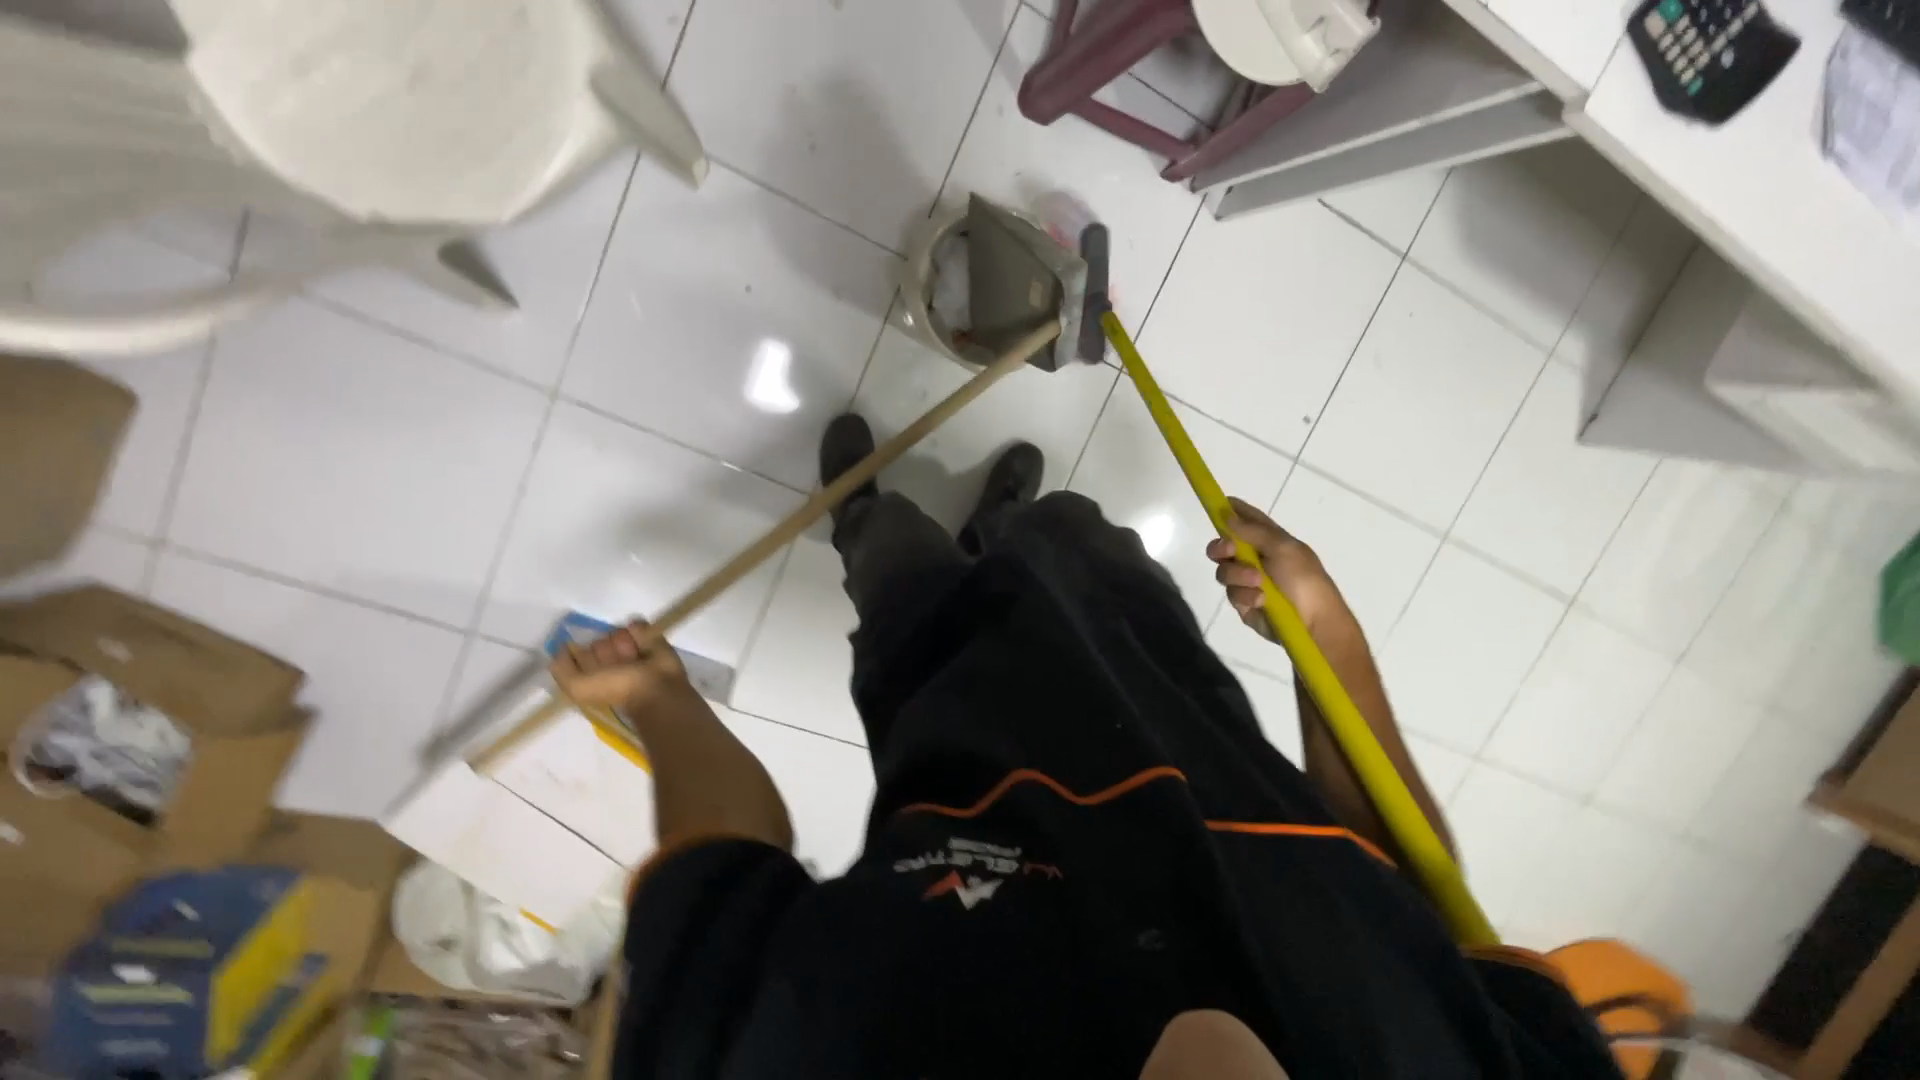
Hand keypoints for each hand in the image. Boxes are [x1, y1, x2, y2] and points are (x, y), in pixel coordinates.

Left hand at [550, 618, 698, 714]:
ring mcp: (629, 646)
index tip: (596, 670)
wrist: (655, 687)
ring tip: (634, 659)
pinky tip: (644, 647)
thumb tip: (564, 644)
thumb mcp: (576, 687)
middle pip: (599, 640)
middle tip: (619, 666)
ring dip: (625, 645)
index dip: (587, 659)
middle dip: (608, 652)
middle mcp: (609, 659)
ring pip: (617, 631)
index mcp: (592, 671)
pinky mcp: (647, 637)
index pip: (581, 651)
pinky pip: (637, 625)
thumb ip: (561, 668)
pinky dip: (640, 634)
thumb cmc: (616, 689)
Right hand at [1205, 496, 1347, 638]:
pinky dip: (1245, 595)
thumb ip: (1252, 531)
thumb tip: (1225, 513)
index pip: (1246, 518)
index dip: (1230, 510)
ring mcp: (1246, 580)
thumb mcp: (1283, 548)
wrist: (1313, 622)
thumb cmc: (1303, 578)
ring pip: (1223, 570)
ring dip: (1239, 575)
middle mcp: (1254, 557)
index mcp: (1269, 539)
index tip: (1215, 506)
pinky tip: (1261, 601)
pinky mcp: (1242, 602)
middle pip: (1223, 545)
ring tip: (1259, 583)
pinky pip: (1231, 593)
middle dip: (1221, 547)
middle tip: (1229, 551)